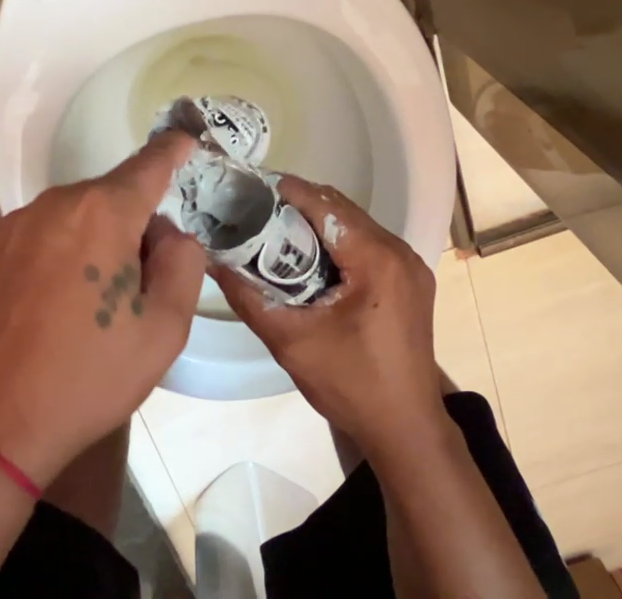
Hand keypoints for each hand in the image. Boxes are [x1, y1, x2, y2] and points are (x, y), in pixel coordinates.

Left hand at [0, 132, 205, 485]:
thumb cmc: (89, 376)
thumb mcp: (165, 329)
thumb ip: (182, 263)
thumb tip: (167, 233)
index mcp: (103, 213)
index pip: (148, 165)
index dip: (171, 150)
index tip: (185, 137)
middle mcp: (53, 205)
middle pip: (108, 197)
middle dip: (130, 223)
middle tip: (140, 282)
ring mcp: (11, 227)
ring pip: (69, 218)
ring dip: (89, 241)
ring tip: (89, 303)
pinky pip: (34, 239)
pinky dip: (52, 256)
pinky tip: (48, 307)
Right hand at [211, 177, 447, 453]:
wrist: (405, 429)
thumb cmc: (350, 385)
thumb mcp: (290, 341)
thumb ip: (249, 296)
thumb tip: (212, 259)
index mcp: (377, 259)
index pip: (324, 204)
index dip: (284, 192)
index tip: (245, 191)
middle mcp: (399, 251)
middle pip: (340, 209)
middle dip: (296, 206)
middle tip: (252, 213)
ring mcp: (409, 266)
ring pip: (354, 225)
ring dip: (316, 224)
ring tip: (272, 233)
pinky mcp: (409, 282)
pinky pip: (367, 245)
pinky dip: (336, 243)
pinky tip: (307, 260)